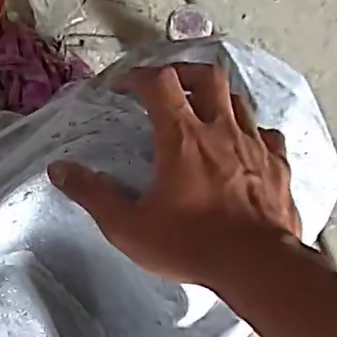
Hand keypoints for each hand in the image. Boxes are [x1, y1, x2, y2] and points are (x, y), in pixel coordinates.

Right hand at [48, 63, 304, 290]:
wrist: (255, 264)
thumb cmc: (188, 244)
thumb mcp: (126, 225)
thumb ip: (91, 193)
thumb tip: (58, 169)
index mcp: (182, 139)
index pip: (160, 84)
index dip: (138, 77)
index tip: (122, 86)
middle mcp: (221, 131)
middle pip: (206, 77)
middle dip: (181, 72)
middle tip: (163, 84)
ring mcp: (255, 145)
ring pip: (238, 100)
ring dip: (215, 97)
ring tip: (198, 110)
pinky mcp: (278, 166)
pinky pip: (265, 132)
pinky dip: (248, 129)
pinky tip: (240, 143)